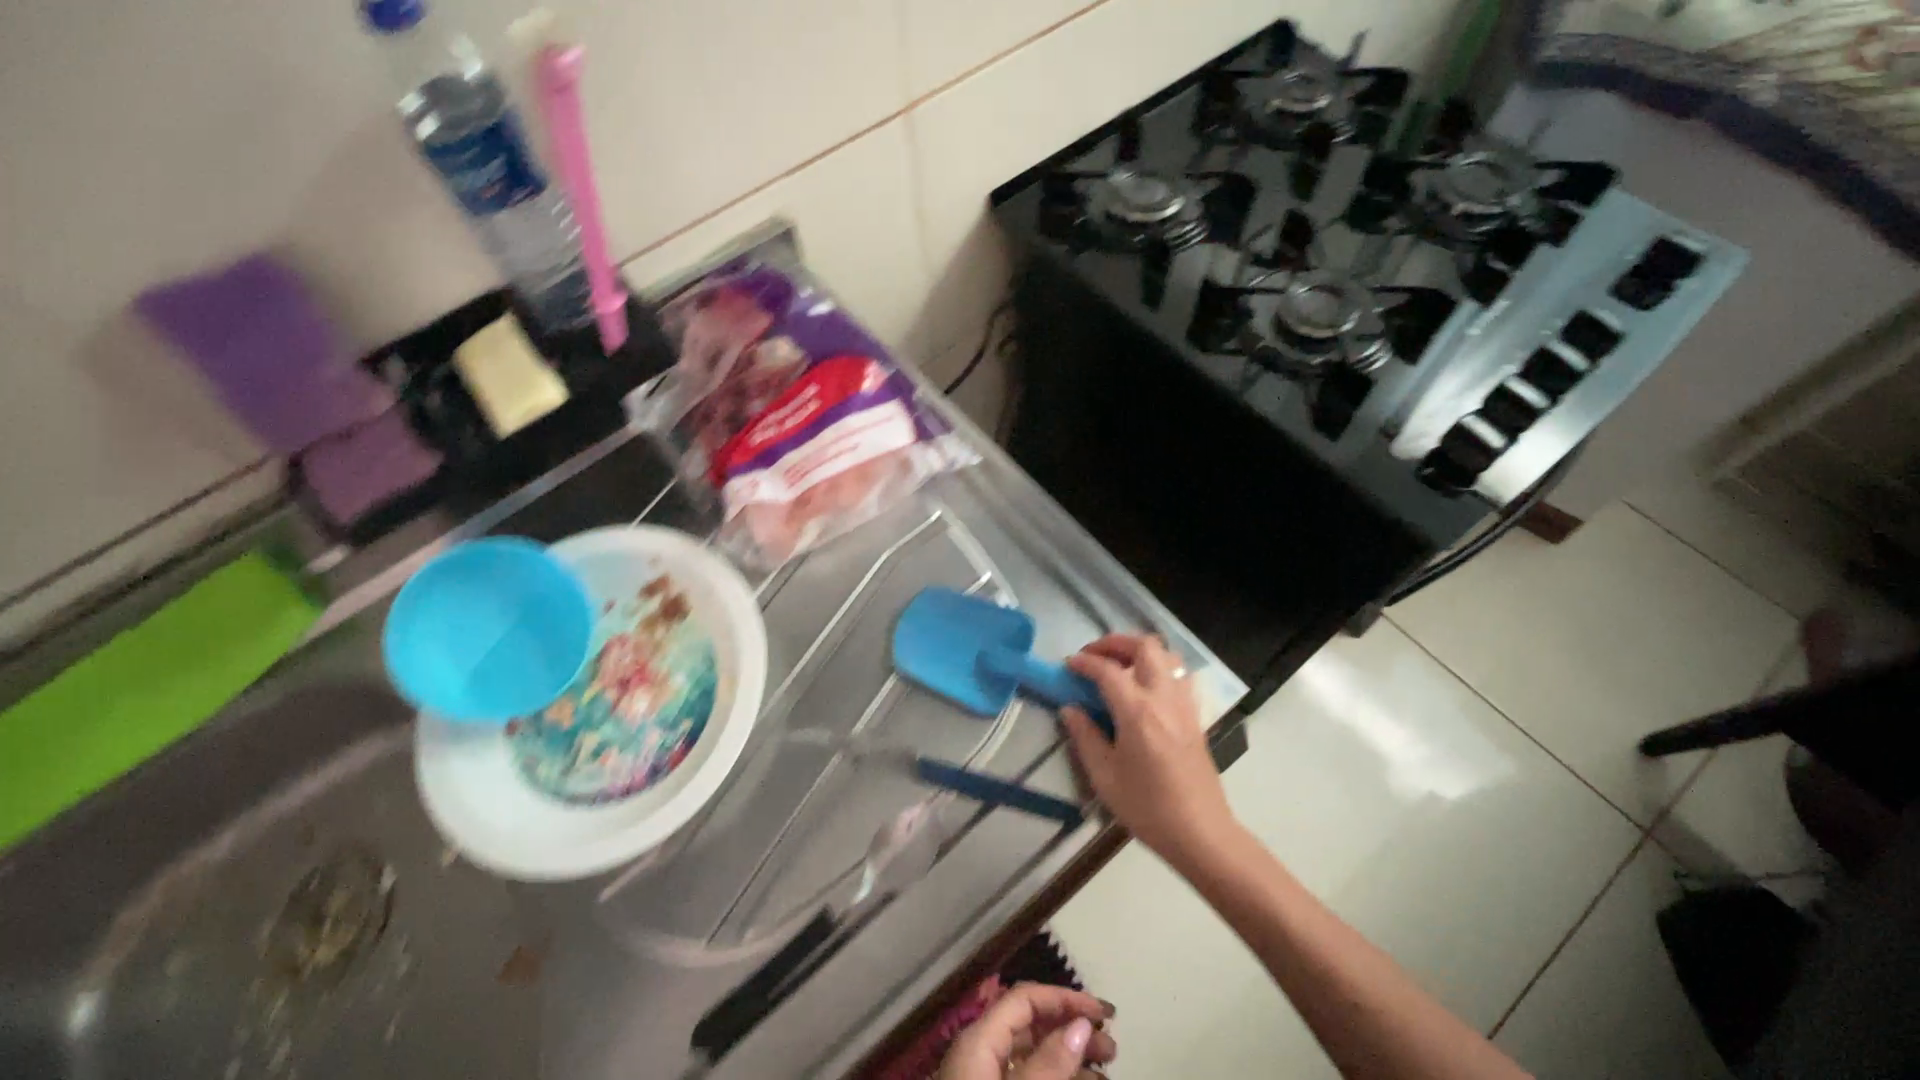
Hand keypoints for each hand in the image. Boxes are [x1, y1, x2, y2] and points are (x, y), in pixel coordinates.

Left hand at [938, 982, 1115, 1079]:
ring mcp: (982, 1075)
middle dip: (1074, 1029)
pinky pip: (1025, 1075)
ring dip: (1069, 1055)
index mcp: (978, 1039)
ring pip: (1032, 1054)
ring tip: (1106, 1067)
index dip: (1065, 998)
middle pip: (1031, 1025)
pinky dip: (1055, 1075)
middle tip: (1112, 1046)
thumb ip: (1048, 1063)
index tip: (1105, 1013)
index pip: (1024, 998)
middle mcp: (979, 1051)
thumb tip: (1082, 1024)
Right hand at [1062, 635, 1238, 862]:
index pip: (1107, 670)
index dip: (1084, 662)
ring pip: (1167, 656)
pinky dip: (1160, 669)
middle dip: (1116, 643)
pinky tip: (1145, 689)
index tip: (1068, 665)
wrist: (1199, 831)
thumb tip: (1070, 709)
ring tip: (1119, 666)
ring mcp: (1184, 705)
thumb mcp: (1104, 776)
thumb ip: (1085, 736)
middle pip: (1145, 647)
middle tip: (1094, 656)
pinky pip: (1179, 676)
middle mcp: (1164, 698)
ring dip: (1141, 652)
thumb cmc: (1147, 807)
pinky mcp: (1195, 717)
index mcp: (1137, 712)